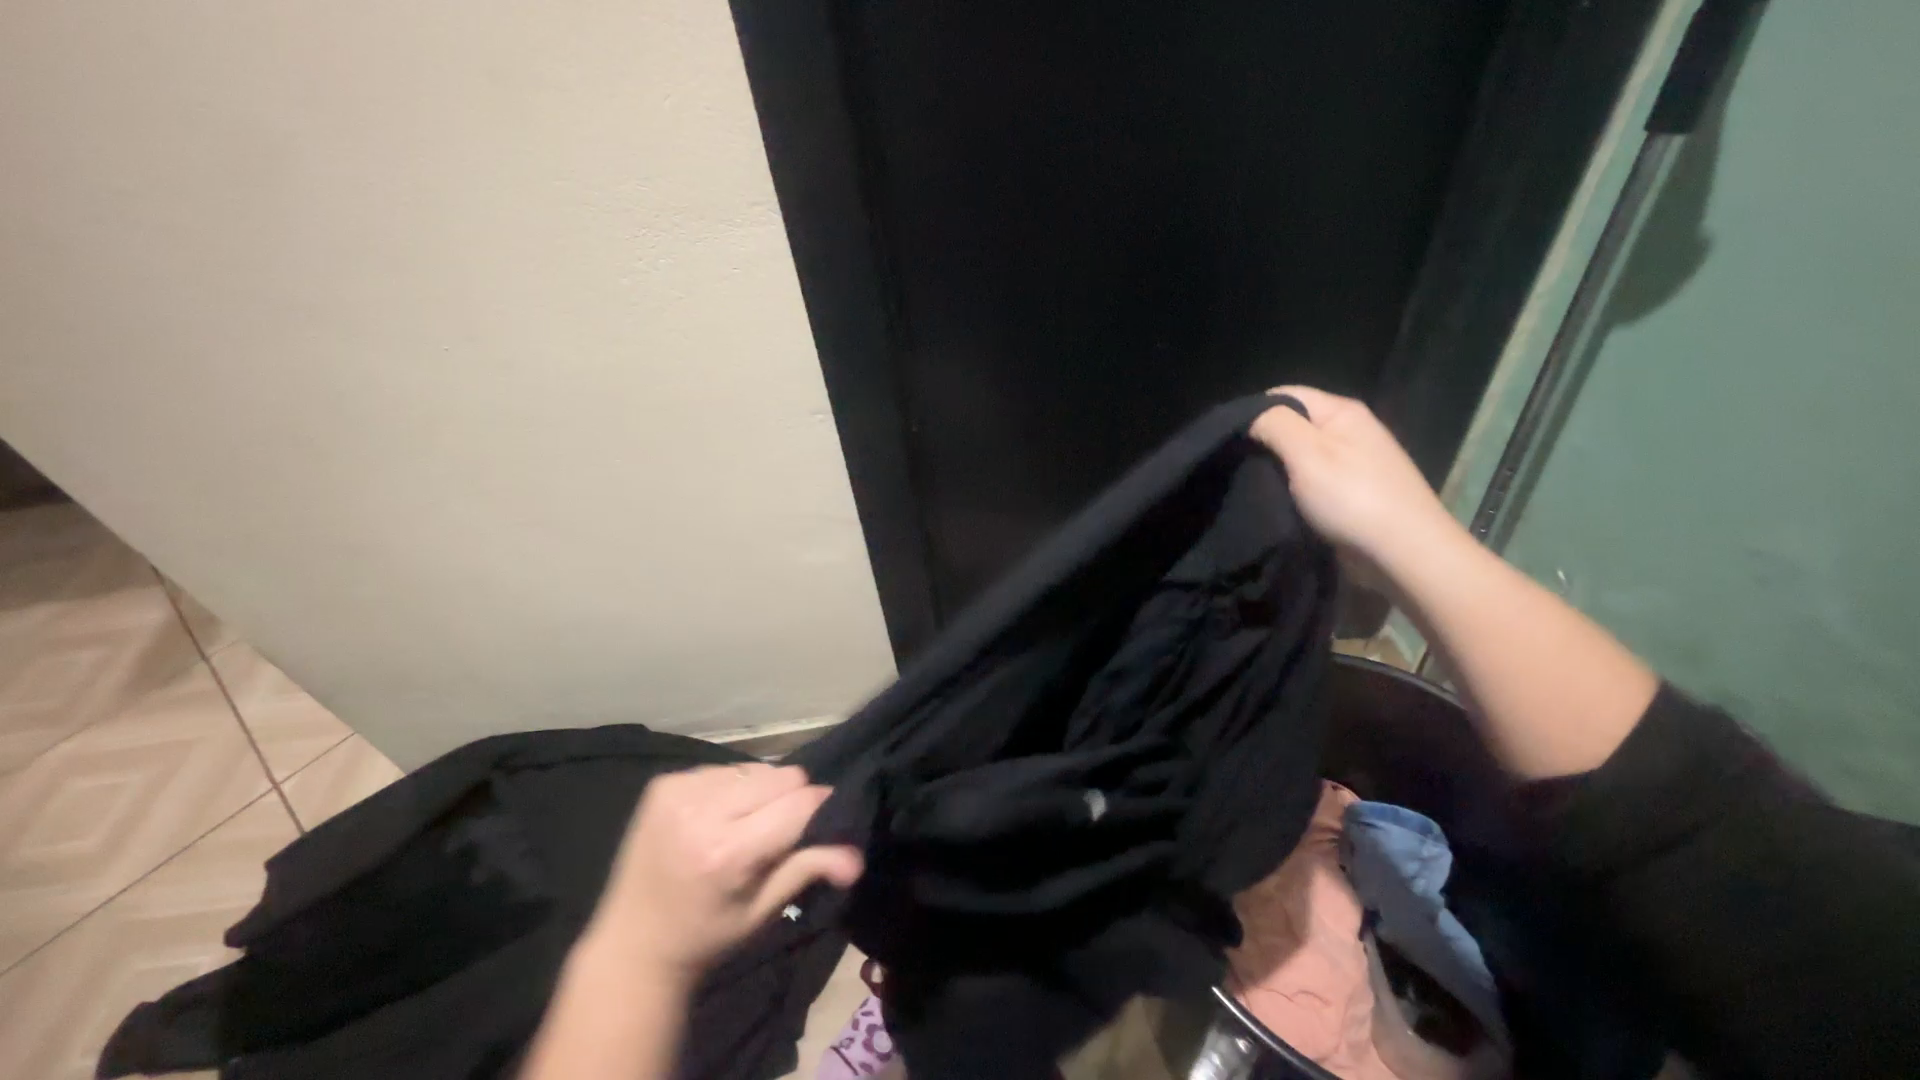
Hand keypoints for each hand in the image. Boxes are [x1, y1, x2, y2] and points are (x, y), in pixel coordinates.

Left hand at [587, 764, 862, 981]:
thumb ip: (808, 870)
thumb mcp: (762, 911)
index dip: (821, 810)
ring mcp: (679, 792)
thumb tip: (857, 857)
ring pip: (755, 769)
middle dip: (792, 800)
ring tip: (748, 824)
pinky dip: (732, 789)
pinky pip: (723, 769)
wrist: (632, 944)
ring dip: (763, 791)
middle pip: (782, 777)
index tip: (825, 825)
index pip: (800, 803)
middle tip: (779, 833)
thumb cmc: (706, 935)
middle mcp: (702, 812)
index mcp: (729, 852)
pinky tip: (719, 817)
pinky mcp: (663, 783)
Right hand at [1249, 386, 1462, 569]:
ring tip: (1247, 489)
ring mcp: (1350, 466)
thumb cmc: (1353, 497)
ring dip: (1274, 473)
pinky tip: (1274, 506)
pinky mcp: (1348, 497)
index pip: (1283, 395)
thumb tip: (1247, 418)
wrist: (1403, 554)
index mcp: (1340, 412)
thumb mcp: (1308, 452)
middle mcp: (1347, 432)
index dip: (1251, 413)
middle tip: (1231, 468)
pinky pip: (1308, 486)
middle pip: (1291, 427)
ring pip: (1297, 459)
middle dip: (1261, 445)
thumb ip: (1274, 424)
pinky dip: (1290, 493)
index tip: (1225, 441)